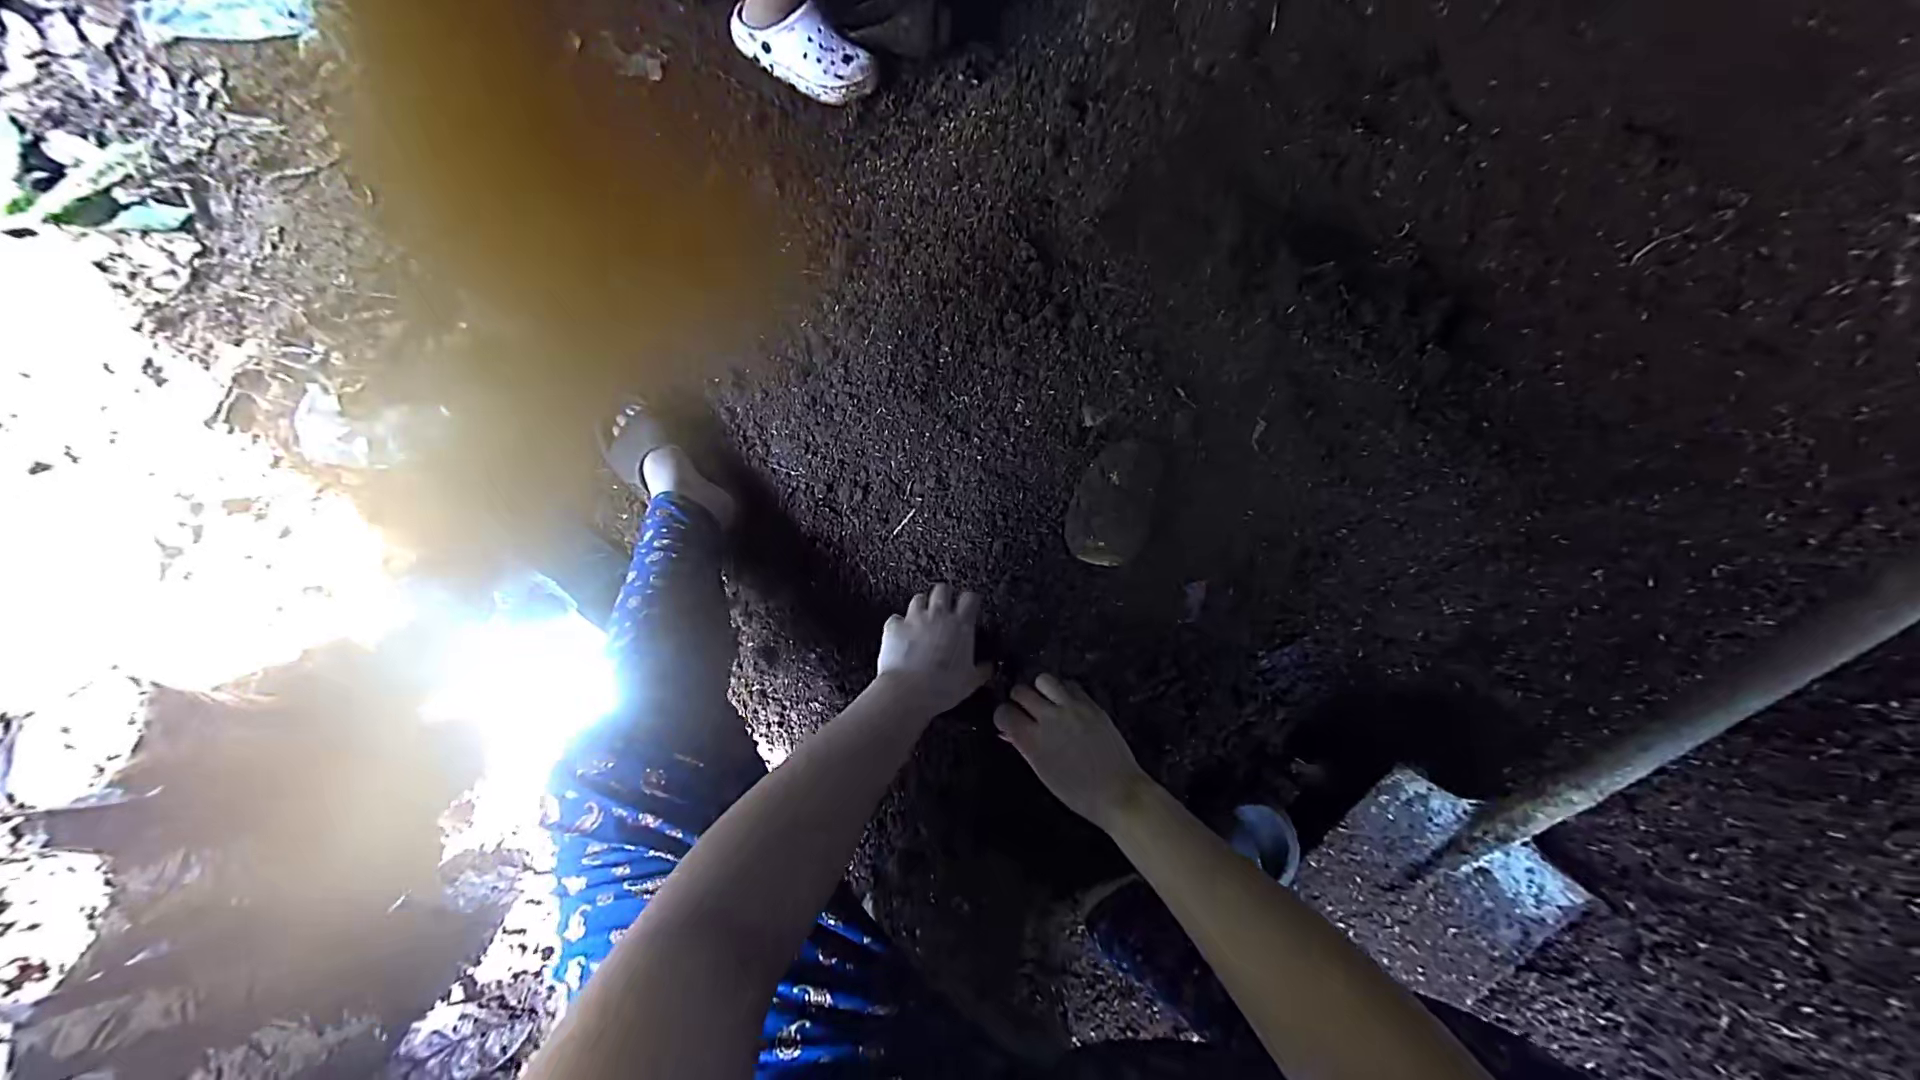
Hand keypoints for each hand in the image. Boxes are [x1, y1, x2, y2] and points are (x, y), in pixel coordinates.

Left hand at [875, 584, 991, 714]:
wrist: (909, 692)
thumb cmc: (942, 687)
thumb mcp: (970, 681)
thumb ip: (982, 670)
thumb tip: (989, 668)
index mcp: (961, 626)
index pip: (970, 598)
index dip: (970, 600)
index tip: (969, 605)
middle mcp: (938, 616)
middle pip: (942, 589)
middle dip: (944, 594)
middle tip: (944, 606)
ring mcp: (914, 619)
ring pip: (918, 598)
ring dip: (921, 606)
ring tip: (922, 618)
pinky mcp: (894, 627)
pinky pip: (895, 618)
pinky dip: (898, 625)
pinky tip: (900, 634)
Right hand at [994, 675, 1152, 831]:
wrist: (1118, 792)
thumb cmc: (1077, 792)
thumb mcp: (1043, 772)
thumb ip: (1024, 747)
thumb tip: (1010, 732)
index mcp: (1033, 741)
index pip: (1004, 713)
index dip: (1002, 716)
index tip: (1007, 720)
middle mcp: (1050, 719)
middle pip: (1020, 690)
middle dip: (1018, 699)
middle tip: (1025, 709)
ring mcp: (1072, 708)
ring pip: (1044, 679)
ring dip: (1040, 689)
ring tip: (1046, 701)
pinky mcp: (1091, 704)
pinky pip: (1070, 684)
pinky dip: (1064, 690)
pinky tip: (1066, 703)